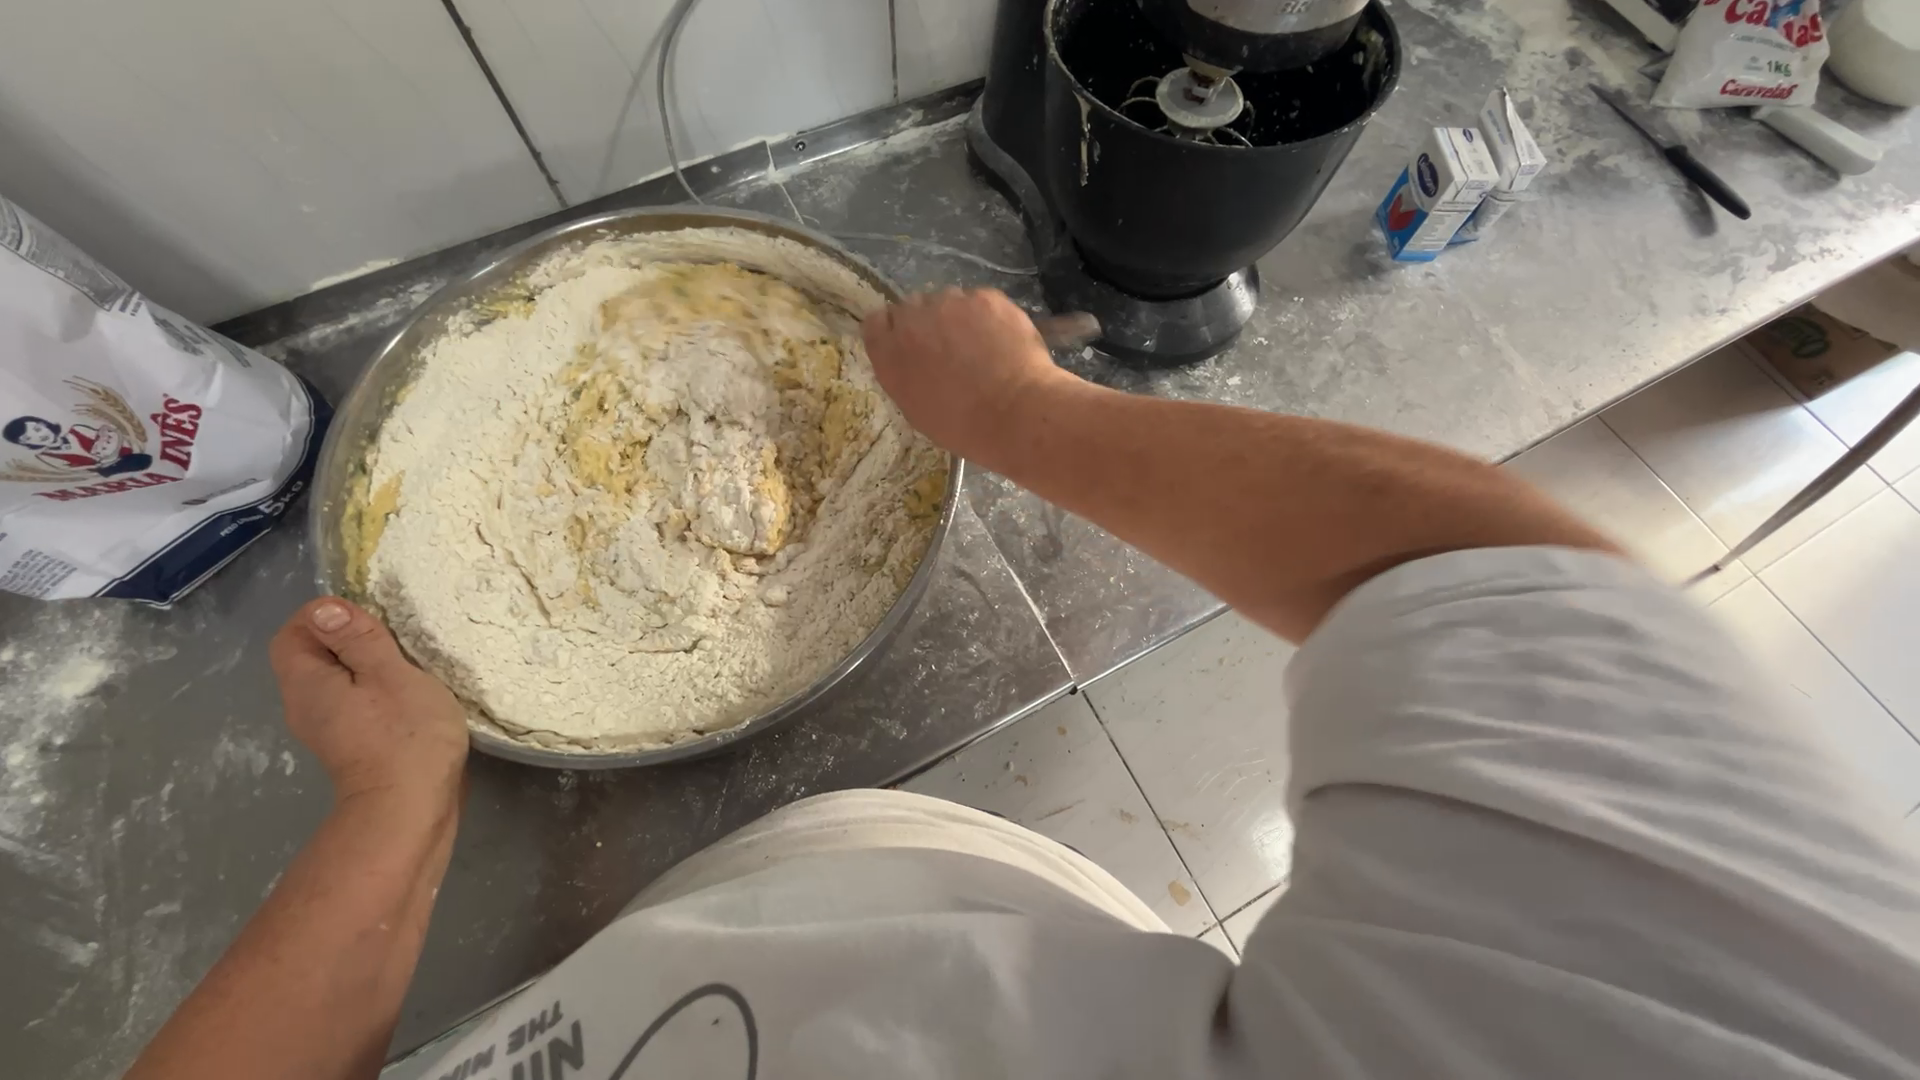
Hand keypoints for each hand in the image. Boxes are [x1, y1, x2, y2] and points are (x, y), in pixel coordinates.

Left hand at [269, 597, 467, 807]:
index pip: (292, 635)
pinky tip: (407, 694)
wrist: (410, 805)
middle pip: (311, 657)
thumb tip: (324, 609)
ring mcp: (328, 728)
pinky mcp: (353, 743)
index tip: (368, 616)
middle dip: (347, 638)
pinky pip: (353, 701)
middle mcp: (305, 705)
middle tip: (395, 636)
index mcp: (308, 684)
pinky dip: (374, 689)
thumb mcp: (391, 675)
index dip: (323, 616)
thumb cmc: (405, 734)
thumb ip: (359, 641)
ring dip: (365, 665)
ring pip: (335, 681)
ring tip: (407, 662)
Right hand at [862, 288, 1073, 458]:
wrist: (1016, 414)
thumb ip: (905, 374)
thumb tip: (913, 359)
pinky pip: (980, 301)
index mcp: (890, 353)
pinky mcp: (984, 297)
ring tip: (982, 348)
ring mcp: (950, 303)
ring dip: (959, 318)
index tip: (912, 345)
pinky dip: (988, 317)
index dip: (895, 331)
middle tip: (951, 350)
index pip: (877, 322)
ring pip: (948, 301)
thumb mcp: (918, 409)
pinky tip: (1002, 342)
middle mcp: (912, 320)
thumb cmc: (964, 426)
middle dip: (928, 324)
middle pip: (913, 307)